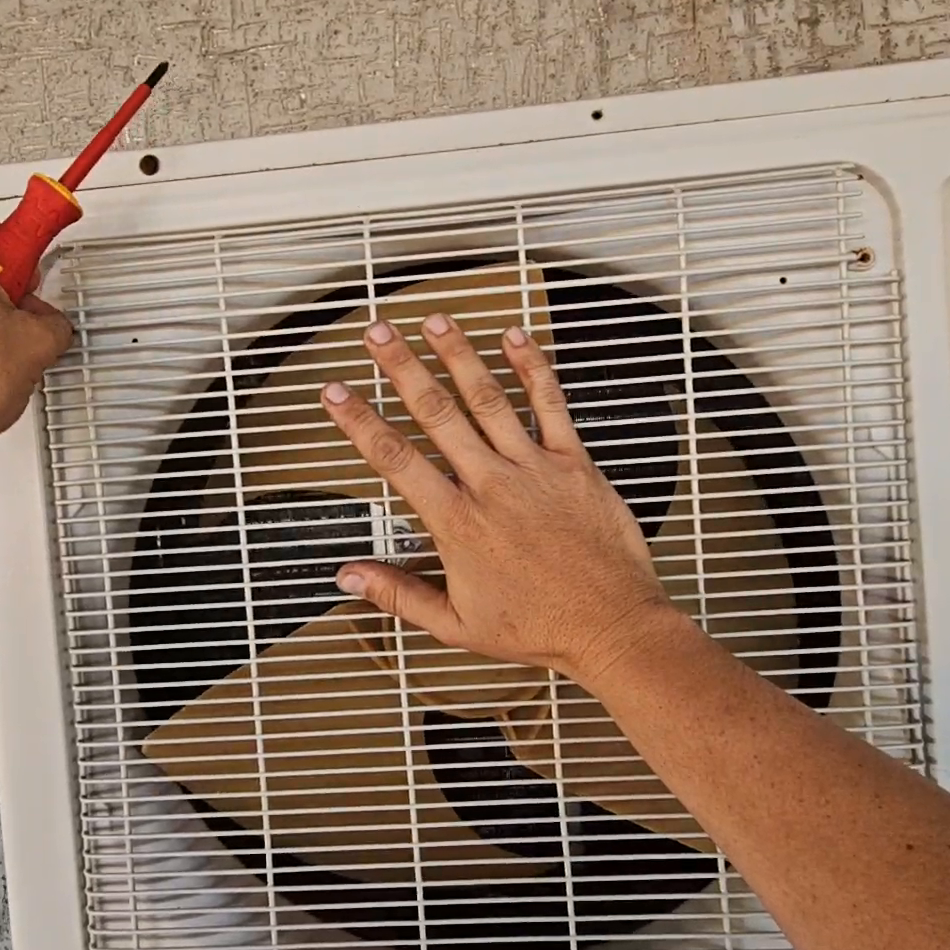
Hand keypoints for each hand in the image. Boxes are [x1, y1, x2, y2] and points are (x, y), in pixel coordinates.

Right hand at [320, 315, 688, 682]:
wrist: (611, 626)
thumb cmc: (541, 626)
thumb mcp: (456, 624)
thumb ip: (397, 594)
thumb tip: (351, 577)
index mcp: (459, 524)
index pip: (395, 460)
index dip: (359, 422)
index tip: (337, 394)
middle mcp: (492, 487)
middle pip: (436, 414)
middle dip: (401, 366)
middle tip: (378, 333)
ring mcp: (534, 470)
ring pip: (488, 399)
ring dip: (458, 356)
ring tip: (436, 322)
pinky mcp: (574, 464)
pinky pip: (551, 405)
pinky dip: (532, 369)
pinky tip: (516, 339)